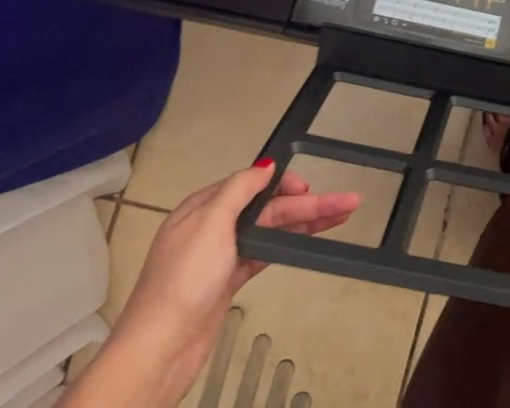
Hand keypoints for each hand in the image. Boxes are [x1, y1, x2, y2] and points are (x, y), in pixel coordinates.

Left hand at [70, 161, 360, 407]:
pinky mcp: (230, 279)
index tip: (310, 188)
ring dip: (306, 223)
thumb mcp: (210, 223)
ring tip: (341, 218)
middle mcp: (214, 226)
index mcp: (204, 206)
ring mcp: (223, 254)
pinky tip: (311, 241)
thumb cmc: (185, 278)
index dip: (284, 183)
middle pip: (269, 208)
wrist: (162, 345)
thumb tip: (266, 165)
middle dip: (308, 204)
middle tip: (347, 202)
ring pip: (273, 230)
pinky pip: (267, 252)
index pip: (252, 184)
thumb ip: (239, 190)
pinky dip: (290, 244)